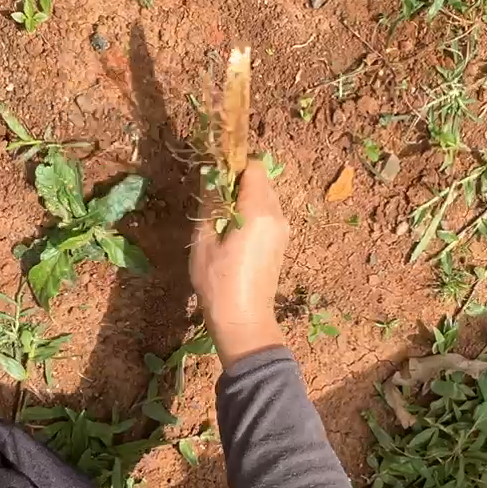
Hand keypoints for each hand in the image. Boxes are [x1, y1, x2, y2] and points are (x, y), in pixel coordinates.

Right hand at [191, 165, 288, 367]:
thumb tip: (209, 175)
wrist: (244, 321)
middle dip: (238, 181)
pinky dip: (252, 212)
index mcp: (259, 211)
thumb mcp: (204, 241)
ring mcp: (282, 230)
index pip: (254, 168)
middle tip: (214, 198)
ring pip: (266, 196)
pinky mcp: (281, 242)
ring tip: (221, 218)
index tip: (214, 177)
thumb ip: (209, 203)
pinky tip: (233, 232)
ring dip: (245, 197)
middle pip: (262, 180)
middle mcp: (277, 215)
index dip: (233, 166)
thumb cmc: (218, 283)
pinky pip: (268, 214)